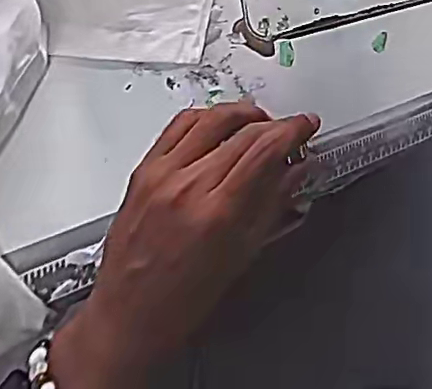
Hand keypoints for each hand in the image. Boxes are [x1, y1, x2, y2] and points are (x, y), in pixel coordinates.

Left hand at [49, 103, 319, 387]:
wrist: (126, 319)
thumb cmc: (180, 302)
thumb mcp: (241, 256)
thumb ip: (273, 205)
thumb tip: (296, 170)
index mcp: (217, 214)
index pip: (265, 149)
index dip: (293, 130)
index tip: (305, 125)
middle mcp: (187, 186)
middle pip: (244, 131)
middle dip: (275, 124)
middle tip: (288, 130)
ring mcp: (162, 174)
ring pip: (212, 117)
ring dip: (243, 113)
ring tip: (257, 122)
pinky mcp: (143, 169)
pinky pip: (179, 124)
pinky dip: (206, 116)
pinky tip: (218, 123)